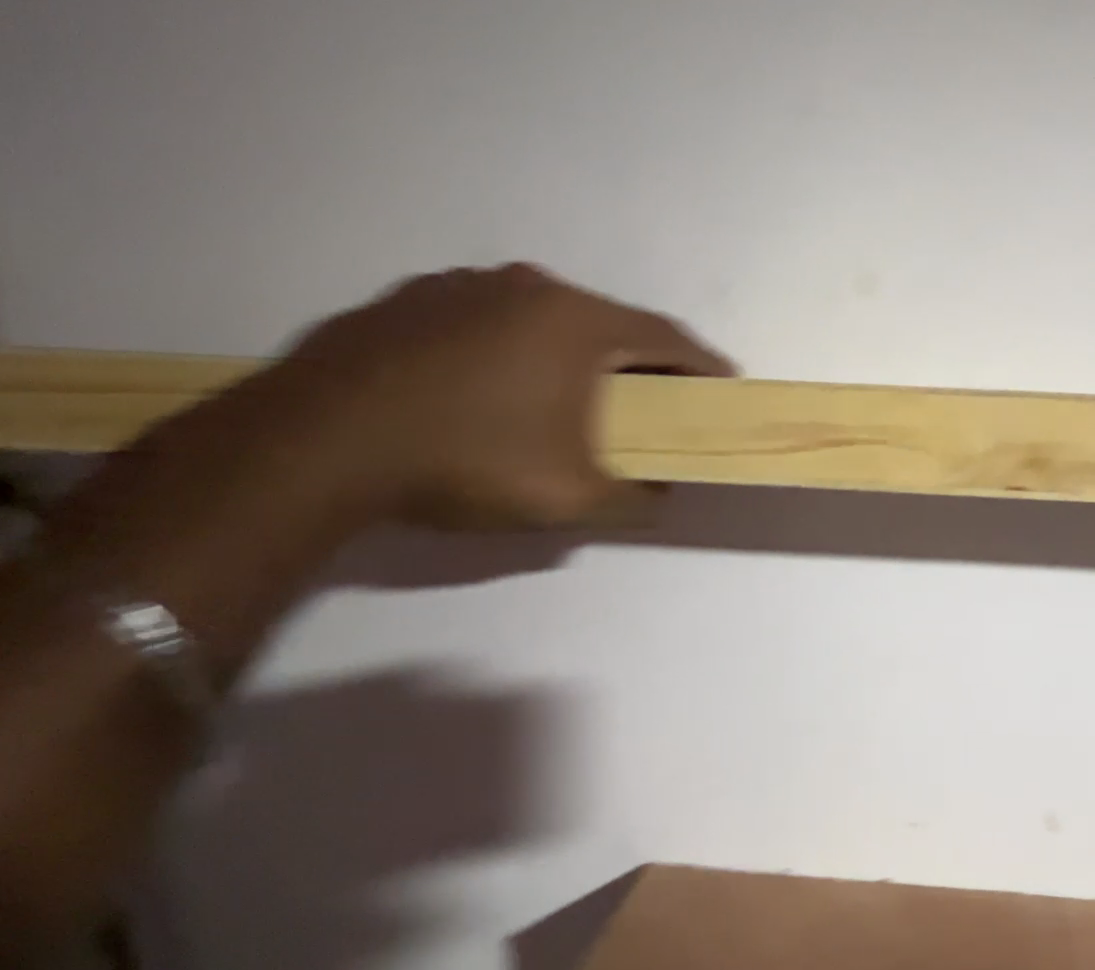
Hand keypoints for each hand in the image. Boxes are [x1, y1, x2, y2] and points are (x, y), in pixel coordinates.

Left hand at [211, 263, 735, 529]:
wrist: (314, 446)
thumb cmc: (466, 463)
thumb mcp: (571, 501)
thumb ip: (635, 499)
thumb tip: (662, 494)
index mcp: (575, 323)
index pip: (665, 336)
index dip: (703, 365)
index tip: (723, 390)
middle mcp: (524, 287)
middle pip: (605, 323)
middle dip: (635, 363)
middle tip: (648, 404)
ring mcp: (458, 286)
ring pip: (541, 319)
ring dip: (568, 356)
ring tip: (566, 402)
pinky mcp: (406, 301)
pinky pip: (484, 323)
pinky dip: (508, 352)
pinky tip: (491, 394)